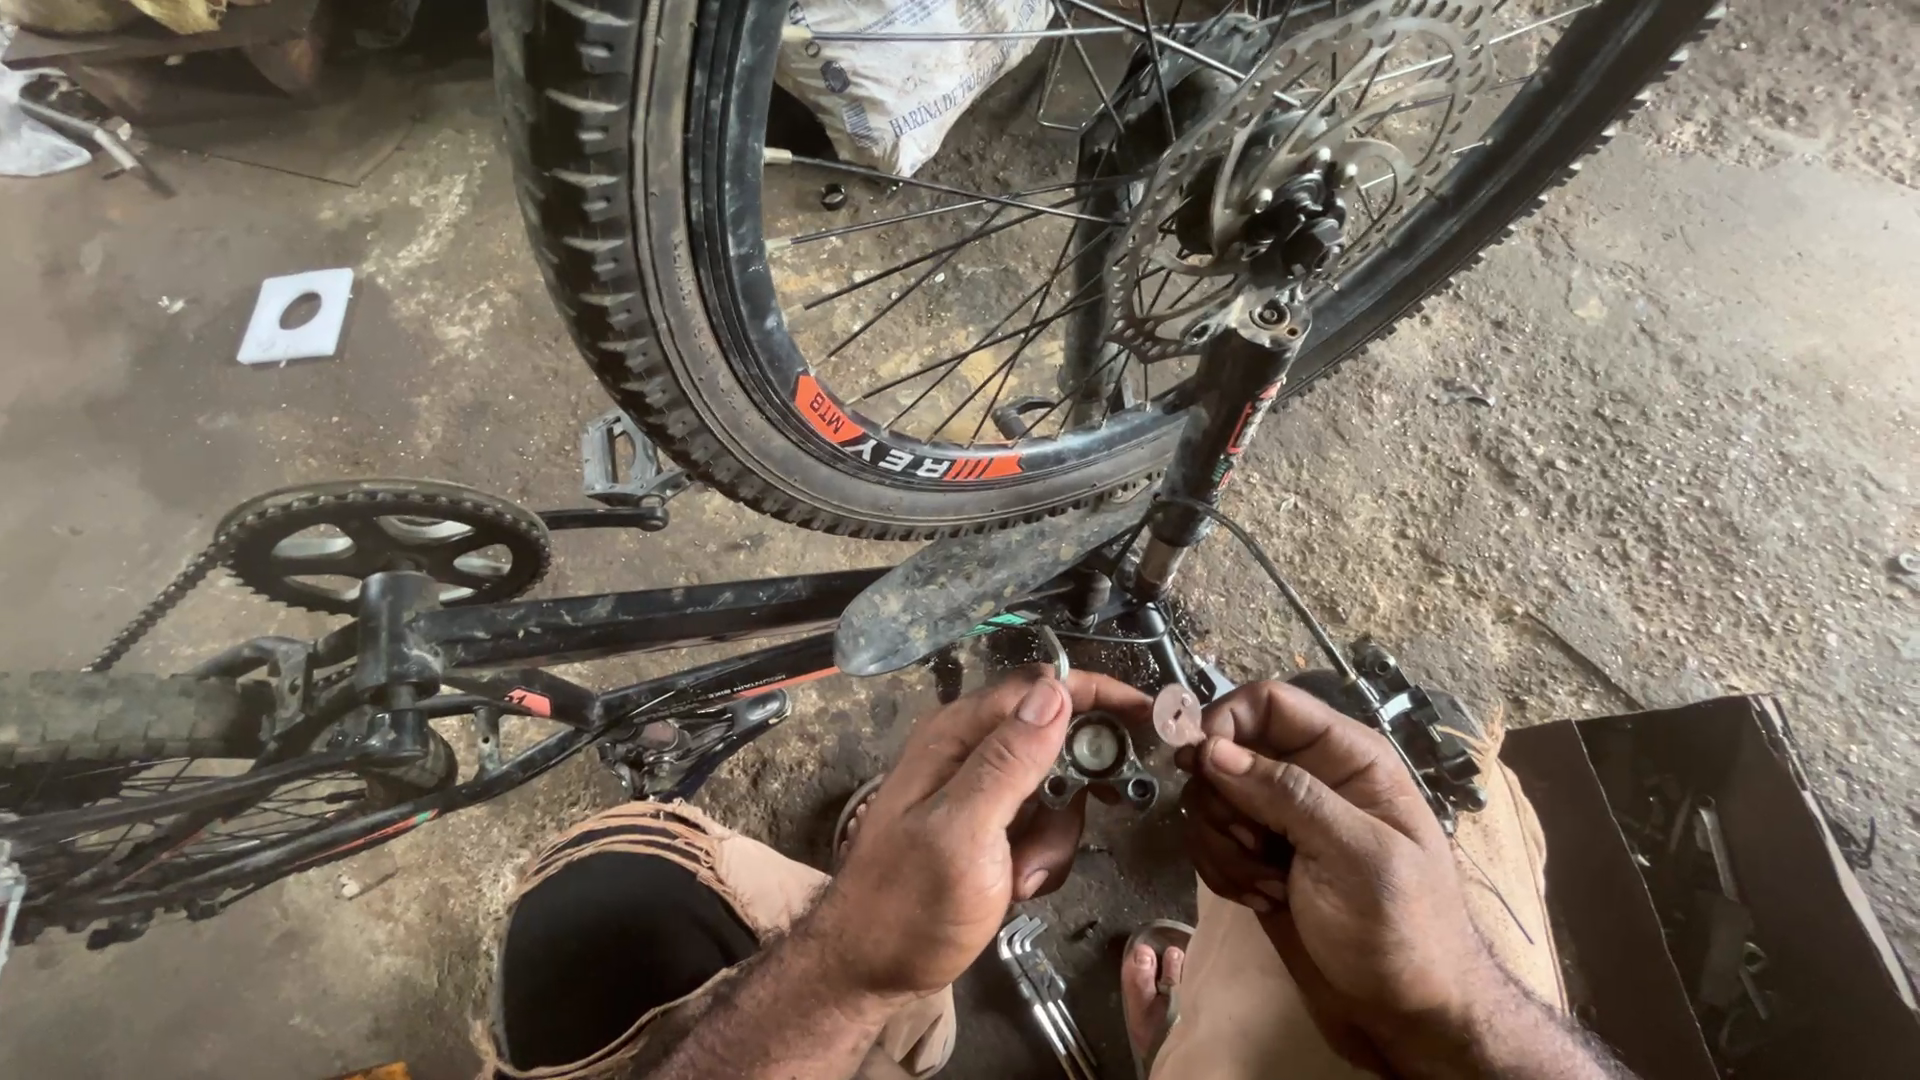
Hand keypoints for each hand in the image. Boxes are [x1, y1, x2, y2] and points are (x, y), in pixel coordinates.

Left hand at [803, 667, 1150, 1003]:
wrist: (871, 968)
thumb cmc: (909, 903)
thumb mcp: (963, 831)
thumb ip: (1009, 760)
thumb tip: (1056, 691)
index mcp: (958, 734)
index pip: (1039, 686)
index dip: (1096, 695)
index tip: (1148, 716)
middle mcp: (969, 749)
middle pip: (1055, 737)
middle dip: (1075, 788)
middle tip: (1081, 823)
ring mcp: (980, 788)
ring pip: (1055, 788)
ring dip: (1053, 836)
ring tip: (1021, 876)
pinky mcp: (990, 824)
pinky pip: (1042, 823)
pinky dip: (1042, 855)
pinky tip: (1015, 885)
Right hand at [1179, 681, 1501, 1065]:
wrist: (1405, 1013)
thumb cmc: (1403, 928)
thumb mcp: (1357, 856)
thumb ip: (1286, 794)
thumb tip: (1209, 749)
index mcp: (1344, 756)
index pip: (1267, 701)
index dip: (1224, 720)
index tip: (1197, 761)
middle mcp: (1304, 775)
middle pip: (1224, 749)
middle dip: (1223, 799)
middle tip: (1252, 844)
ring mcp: (1275, 815)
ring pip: (1208, 796)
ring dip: (1222, 843)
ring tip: (1266, 882)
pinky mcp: (1252, 852)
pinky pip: (1207, 837)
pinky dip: (1220, 868)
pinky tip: (1260, 897)